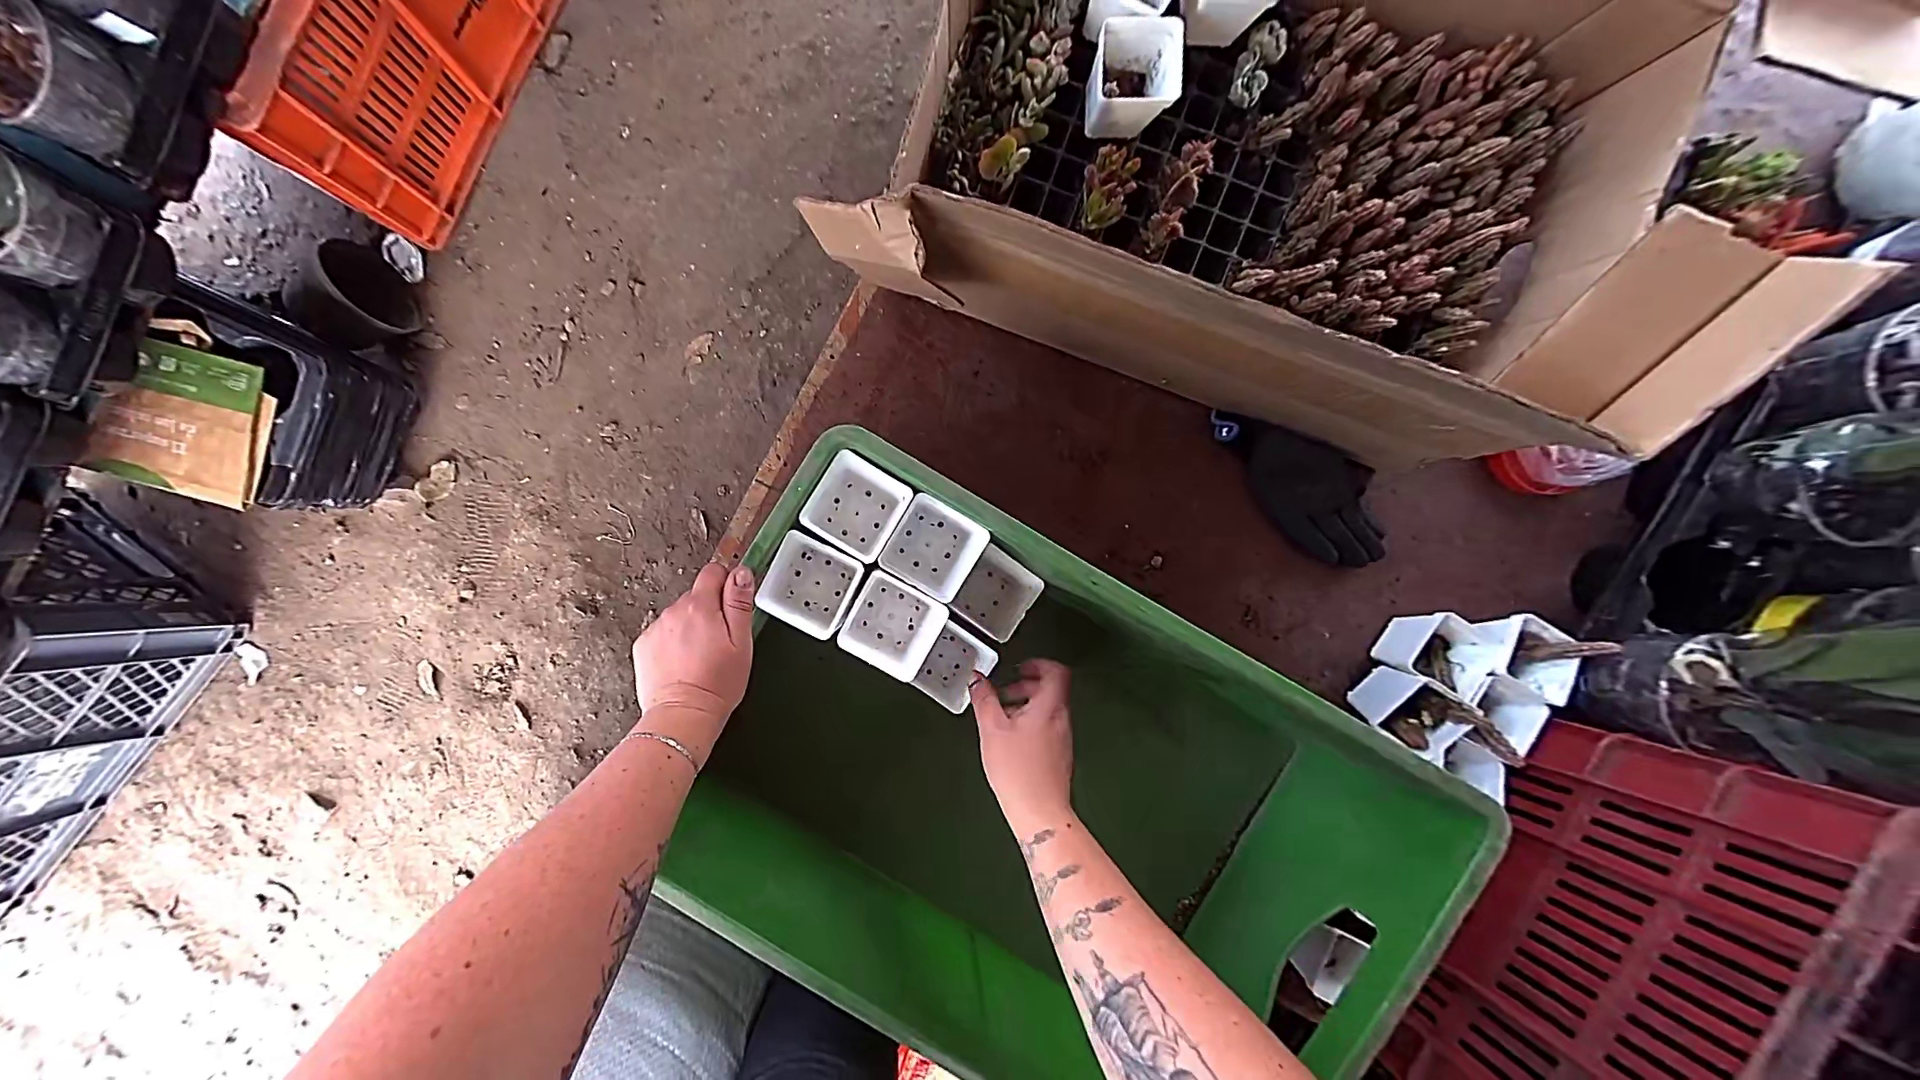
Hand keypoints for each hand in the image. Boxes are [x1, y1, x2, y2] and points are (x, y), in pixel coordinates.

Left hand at [632, 562, 755, 730]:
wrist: (683, 714)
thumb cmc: (717, 683)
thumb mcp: (742, 641)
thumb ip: (739, 602)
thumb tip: (740, 573)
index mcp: (701, 606)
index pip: (713, 572)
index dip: (726, 583)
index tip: (733, 600)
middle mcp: (675, 611)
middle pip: (696, 595)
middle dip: (710, 609)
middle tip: (721, 638)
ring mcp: (657, 628)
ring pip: (680, 614)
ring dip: (691, 626)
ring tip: (702, 654)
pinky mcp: (644, 645)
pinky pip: (664, 632)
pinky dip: (674, 641)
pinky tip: (684, 661)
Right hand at [969, 659, 1074, 831]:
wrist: (1038, 811)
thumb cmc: (1020, 774)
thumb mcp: (992, 729)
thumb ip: (984, 699)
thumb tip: (978, 681)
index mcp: (1050, 706)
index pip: (1056, 671)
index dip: (1039, 663)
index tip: (1022, 666)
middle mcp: (1061, 719)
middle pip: (1051, 689)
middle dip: (1026, 685)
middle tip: (1006, 690)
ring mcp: (1062, 738)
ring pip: (1048, 709)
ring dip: (1026, 705)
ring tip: (1004, 715)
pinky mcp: (1058, 754)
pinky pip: (1047, 728)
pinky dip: (1030, 723)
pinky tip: (1011, 738)